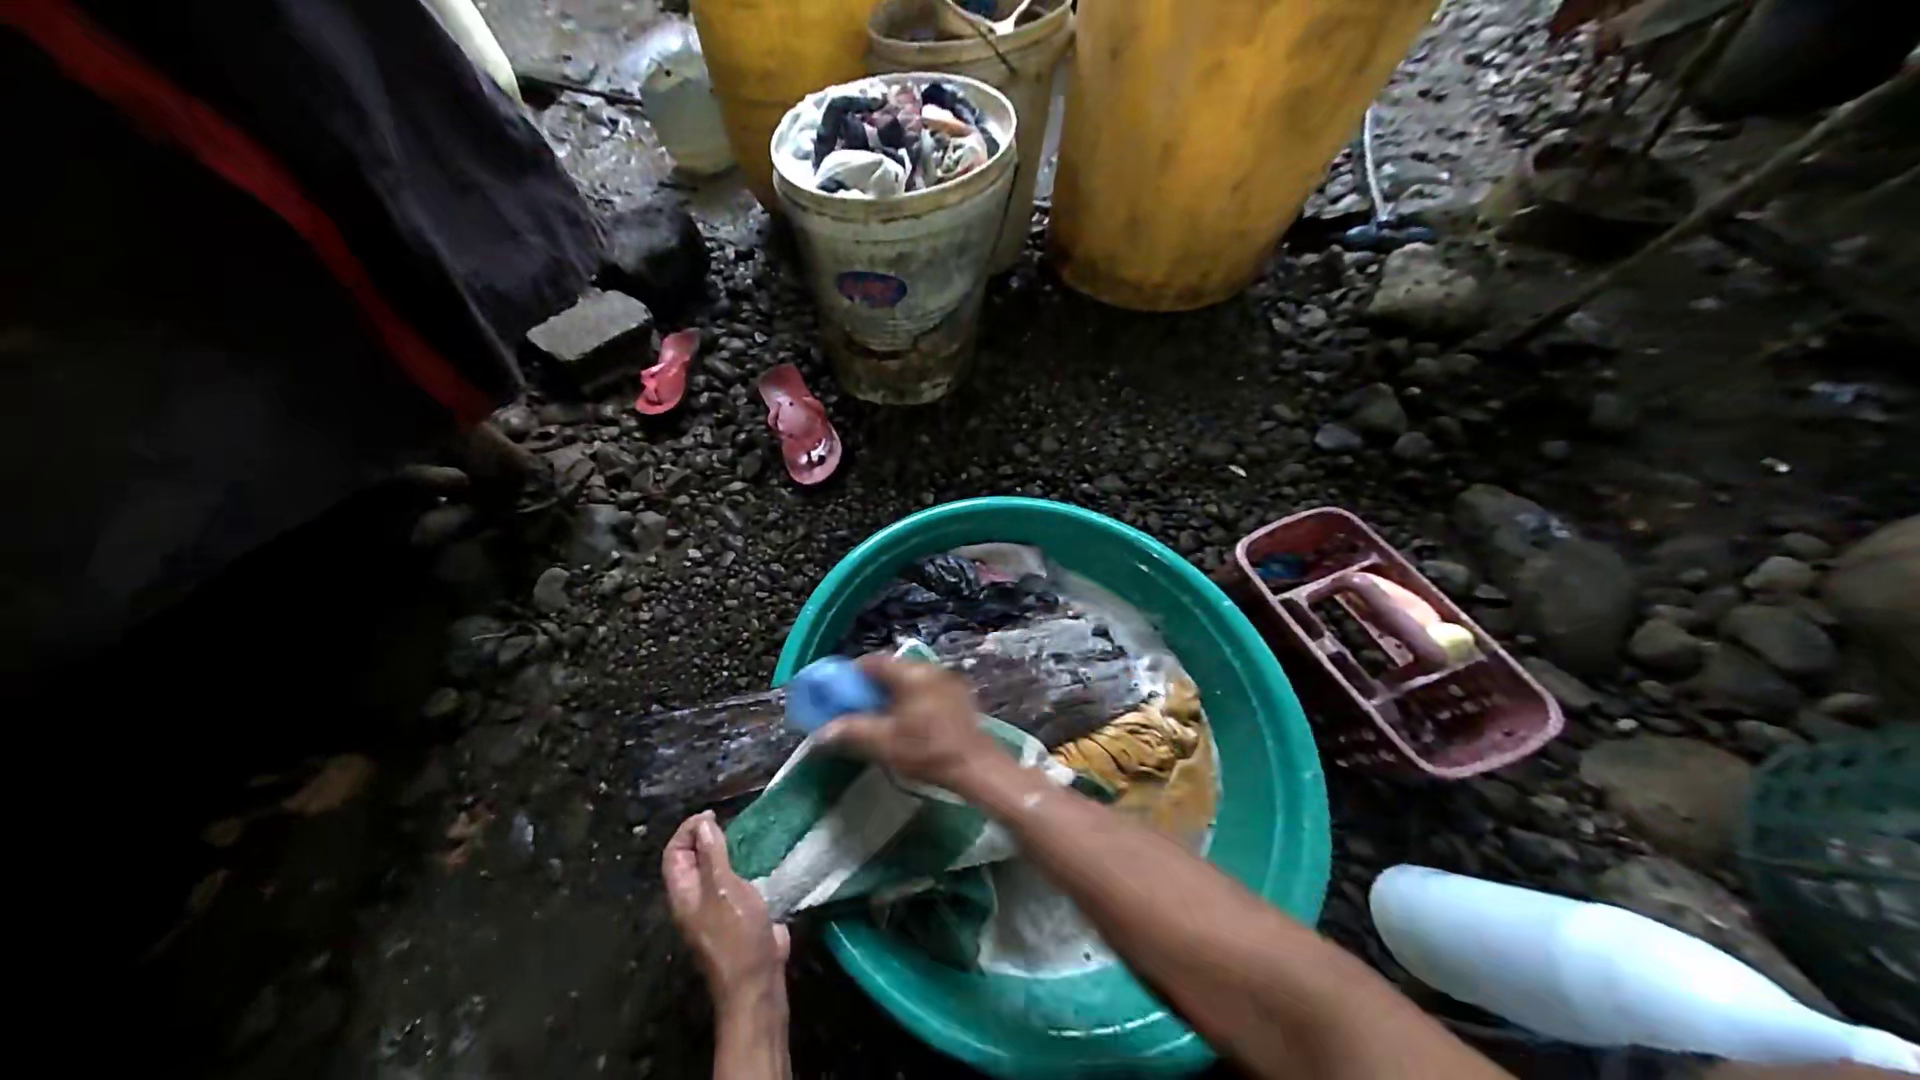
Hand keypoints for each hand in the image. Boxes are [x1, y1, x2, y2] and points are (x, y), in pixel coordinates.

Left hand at [661, 811, 789, 1007]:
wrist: (756, 980)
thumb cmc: (736, 933)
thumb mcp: (723, 888)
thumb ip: (712, 855)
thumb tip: (703, 824)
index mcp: (683, 894)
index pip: (673, 854)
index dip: (687, 830)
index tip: (711, 815)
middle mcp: (695, 899)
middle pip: (691, 860)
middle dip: (704, 837)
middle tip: (729, 821)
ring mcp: (716, 908)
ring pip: (713, 870)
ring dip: (725, 850)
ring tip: (744, 834)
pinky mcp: (737, 913)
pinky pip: (734, 882)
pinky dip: (742, 865)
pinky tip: (759, 858)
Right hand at [819, 655, 1006, 793]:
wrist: (976, 766)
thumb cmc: (927, 751)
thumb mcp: (883, 744)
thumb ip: (850, 732)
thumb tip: (821, 733)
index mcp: (910, 673)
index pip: (872, 662)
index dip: (852, 675)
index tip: (840, 692)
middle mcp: (930, 668)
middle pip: (892, 669)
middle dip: (873, 686)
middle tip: (858, 706)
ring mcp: (948, 679)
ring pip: (911, 679)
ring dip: (894, 692)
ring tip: (882, 716)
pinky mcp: (960, 695)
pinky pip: (927, 688)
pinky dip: (913, 698)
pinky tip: (910, 721)